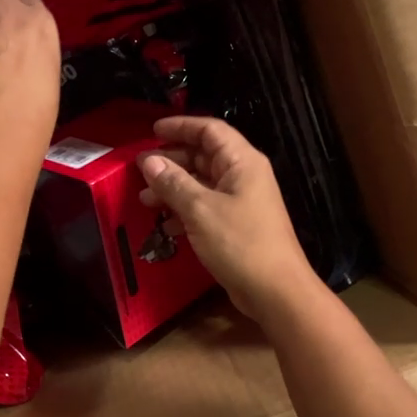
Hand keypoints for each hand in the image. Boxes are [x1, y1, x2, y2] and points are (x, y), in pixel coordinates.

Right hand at [137, 117, 321, 320]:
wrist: (274, 290)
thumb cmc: (240, 243)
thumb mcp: (200, 209)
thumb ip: (172, 182)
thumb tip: (148, 160)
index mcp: (241, 162)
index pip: (210, 130)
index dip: (181, 127)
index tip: (152, 131)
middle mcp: (243, 176)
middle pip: (204, 156)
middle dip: (172, 160)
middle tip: (141, 168)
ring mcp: (240, 201)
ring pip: (201, 183)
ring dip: (173, 188)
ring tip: (146, 199)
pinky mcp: (235, 225)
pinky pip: (205, 207)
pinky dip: (183, 210)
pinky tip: (165, 224)